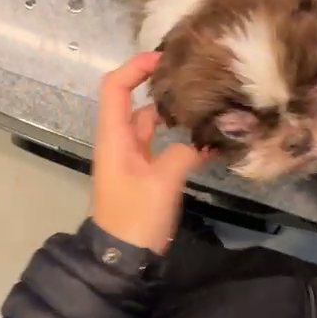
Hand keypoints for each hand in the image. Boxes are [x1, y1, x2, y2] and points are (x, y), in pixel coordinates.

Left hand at [91, 53, 208, 252]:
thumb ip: (183, 153)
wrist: (123, 259)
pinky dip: (177, 137)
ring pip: (148, 122)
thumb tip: (202, 142)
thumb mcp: (163, 182)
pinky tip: (203, 137)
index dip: (135, 67)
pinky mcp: (142, 173)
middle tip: (191, 76)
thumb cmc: (136, 218)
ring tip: (202, 101)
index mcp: (113, 138)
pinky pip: (158, 144)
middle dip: (158, 84)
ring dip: (170, 111)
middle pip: (132, 100)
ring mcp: (130, 158)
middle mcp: (118, 141)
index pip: (115, 87)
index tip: (164, 58)